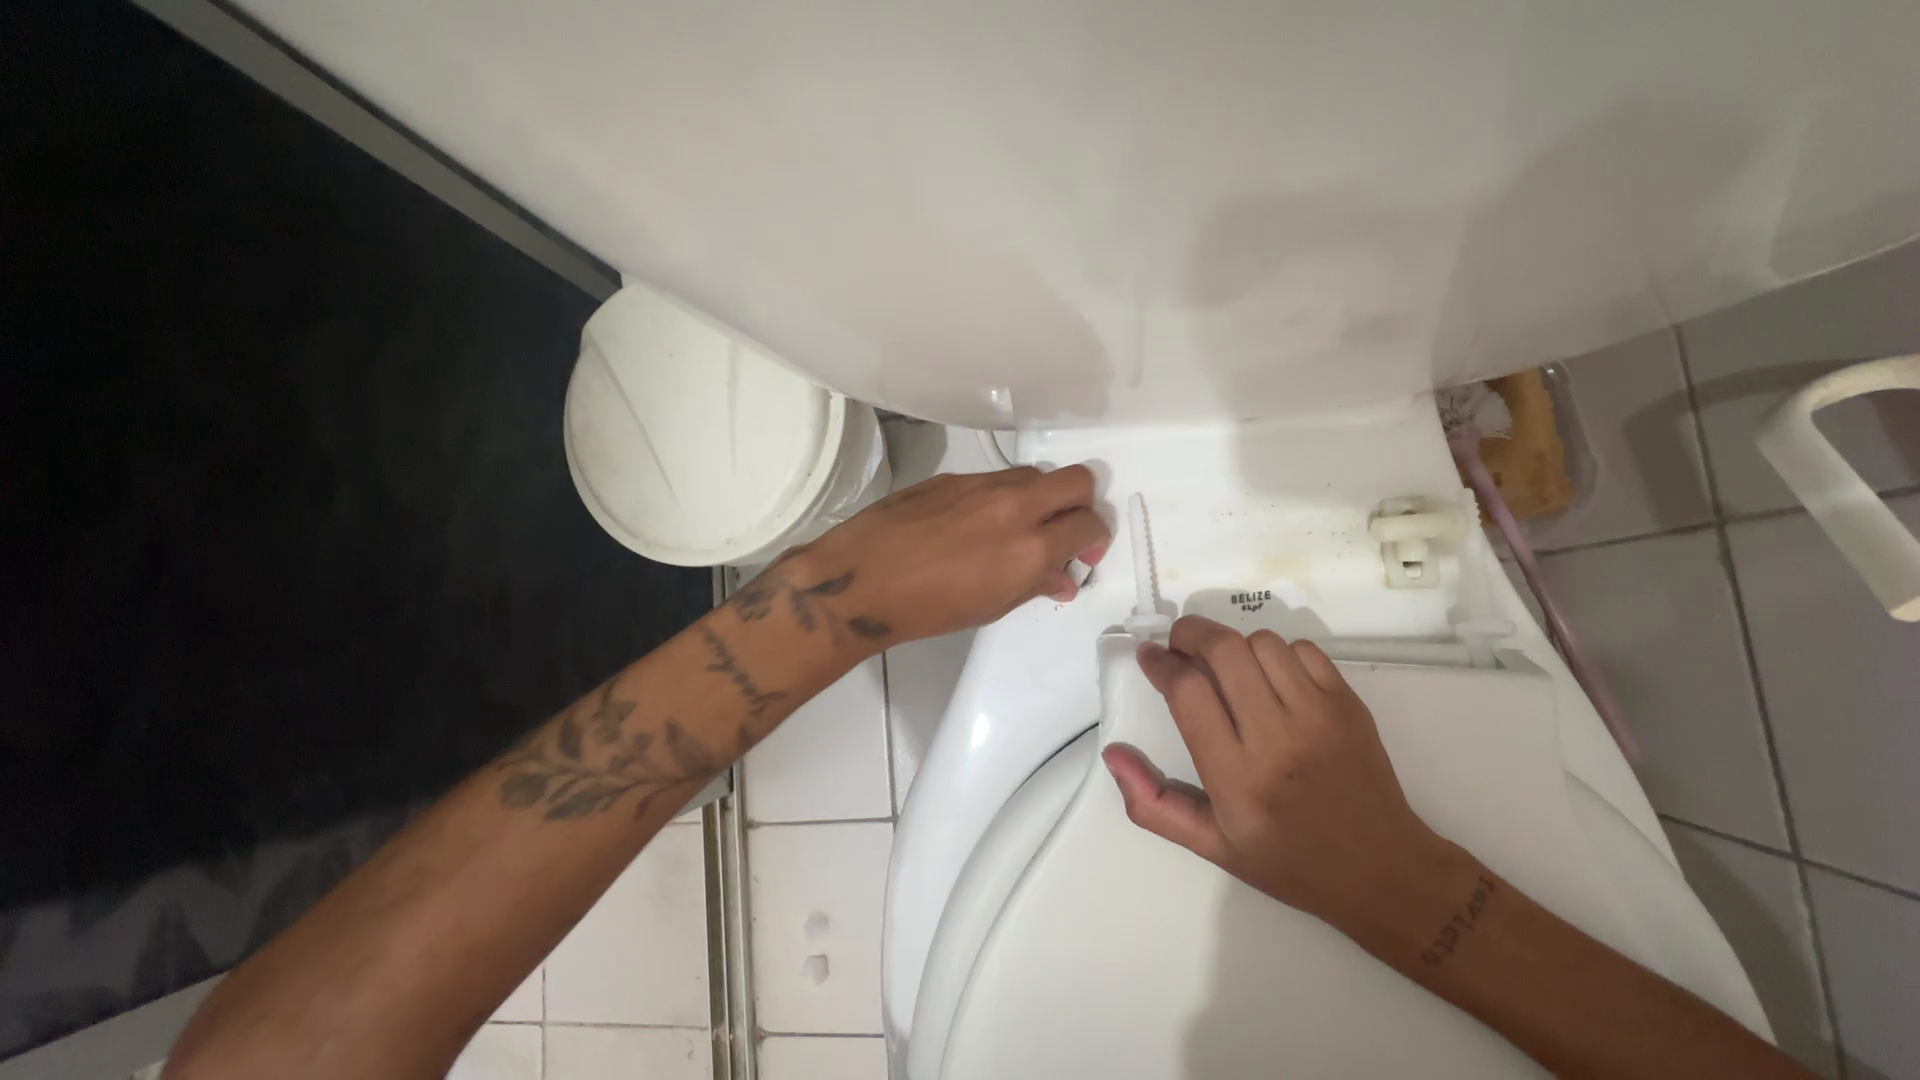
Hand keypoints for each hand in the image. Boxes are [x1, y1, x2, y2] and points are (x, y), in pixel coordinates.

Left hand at [743, 466, 1109, 650]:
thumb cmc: (928, 609)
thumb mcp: (990, 607)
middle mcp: (1014, 506)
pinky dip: (1003, 497)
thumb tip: (1063, 579)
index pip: (1088, 524)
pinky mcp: (952, 476)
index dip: (1095, 539)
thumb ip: (1034, 585)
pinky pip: (996, 478)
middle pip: (1077, 480)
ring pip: (1035, 475)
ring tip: (1019, 529)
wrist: (861, 581)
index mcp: (1029, 548)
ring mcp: (982, 485)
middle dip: (1082, 503)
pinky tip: (977, 524)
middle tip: (1064, 531)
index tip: (1084, 554)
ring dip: (1042, 498)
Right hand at [1104, 616, 1469, 939]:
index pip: (1188, 692)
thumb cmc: (1288, 861)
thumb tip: (1113, 754)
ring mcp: (1319, 716)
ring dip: (1234, 645)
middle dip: (1190, 634)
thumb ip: (1152, 804)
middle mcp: (1277, 739)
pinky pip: (1303, 650)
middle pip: (1224, 650)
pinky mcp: (1349, 704)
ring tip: (1226, 666)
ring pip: (1262, 643)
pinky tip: (1271, 678)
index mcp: (1237, 777)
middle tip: (1179, 646)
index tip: (1149, 657)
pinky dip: (1277, 653)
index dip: (1160, 663)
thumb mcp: (1210, 846)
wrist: (1383, 871)